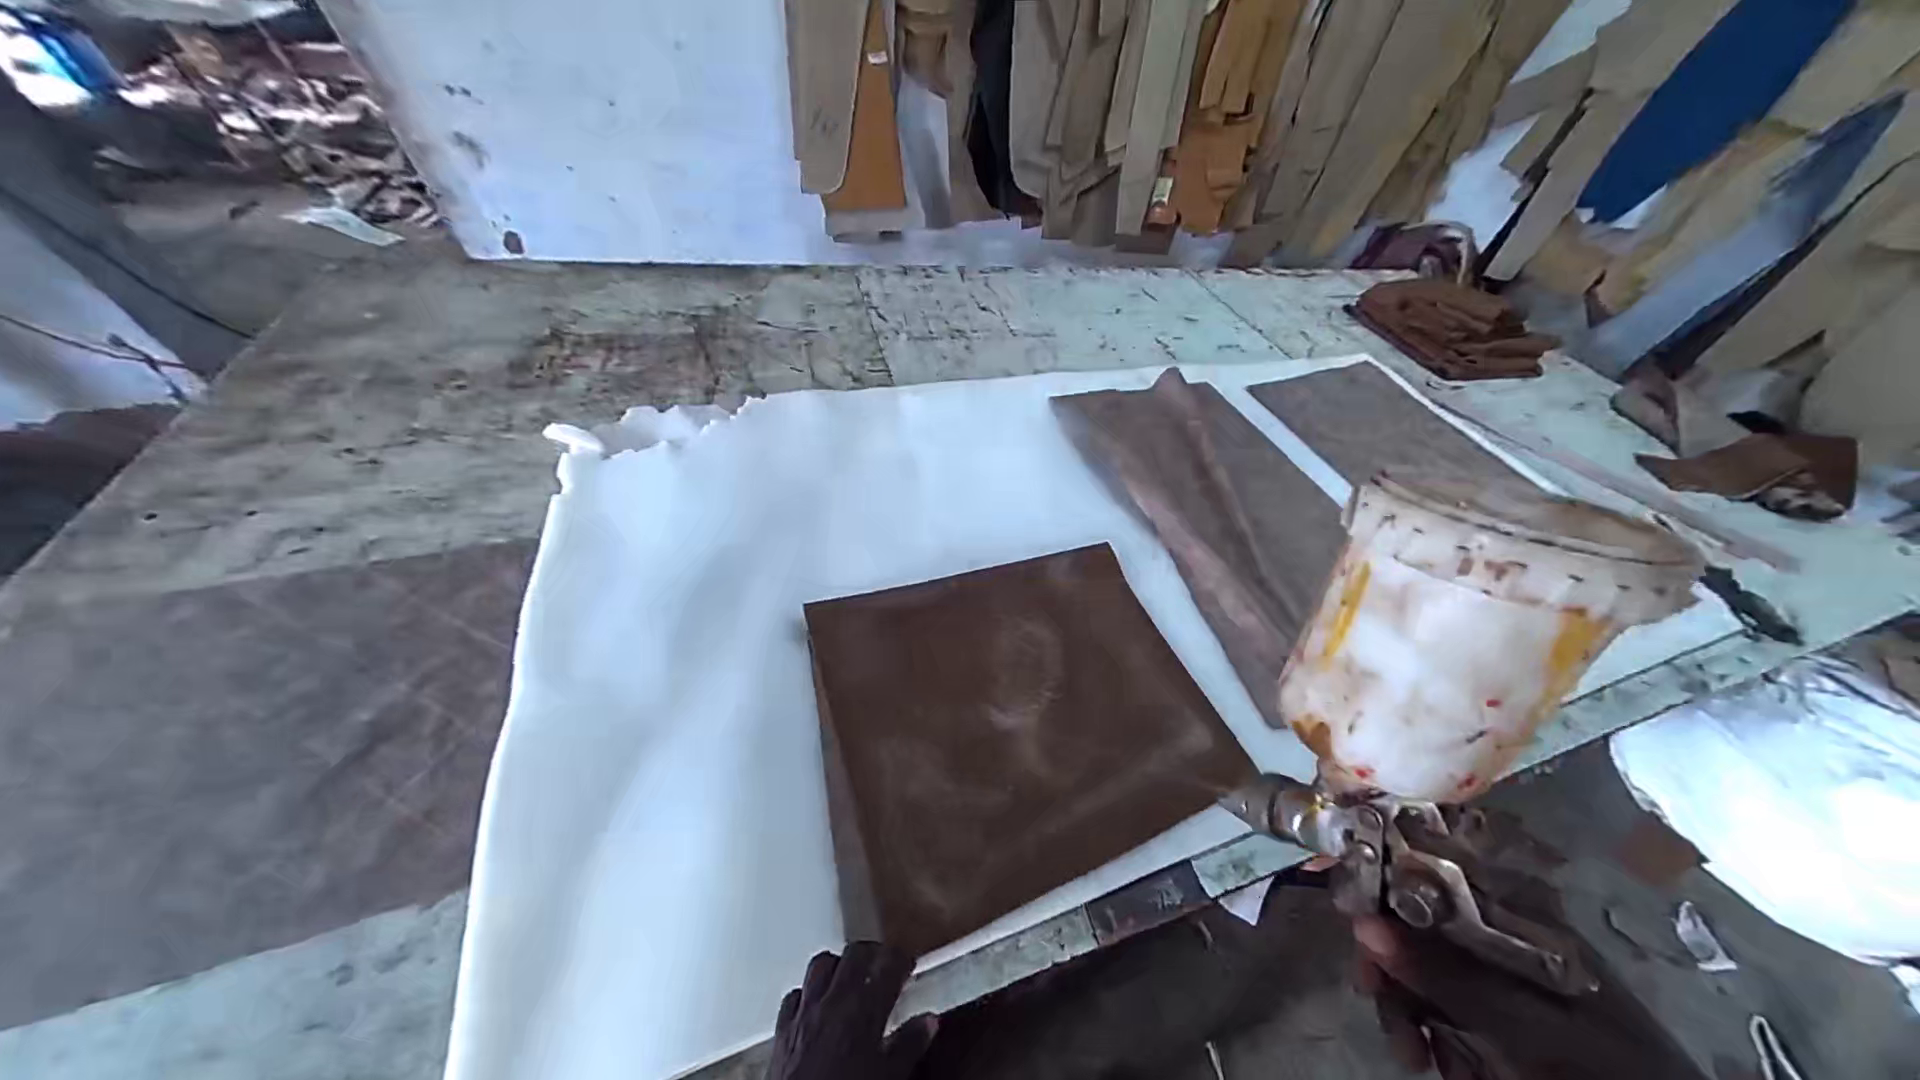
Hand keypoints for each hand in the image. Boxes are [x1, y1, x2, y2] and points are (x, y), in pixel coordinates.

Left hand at [767, 941, 937, 1079]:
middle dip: (871, 952)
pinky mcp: (783, 1029)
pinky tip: (813, 1002)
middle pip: (855, 953)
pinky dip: (806, 992)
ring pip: (821, 964)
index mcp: (864, 1009)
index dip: (902, 958)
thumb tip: (928, 1024)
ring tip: (847, 973)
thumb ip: (909, 1045)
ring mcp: (806, 1011)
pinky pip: (794, 995)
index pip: (889, 965)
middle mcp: (835, 1000)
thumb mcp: (888, 1077)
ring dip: (836, 965)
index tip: (908, 961)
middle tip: (881, 962)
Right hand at [1352, 914, 1700, 1079]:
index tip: (1352, 914)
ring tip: (1408, 1050)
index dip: (1384, 884)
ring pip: (1417, 962)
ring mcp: (1496, 974)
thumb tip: (1359, 922)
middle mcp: (1502, 932)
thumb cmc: (1604, 1074)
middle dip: (1388, 958)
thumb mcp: (1526, 1028)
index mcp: (1520, 915)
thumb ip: (1445, 975)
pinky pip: (1433, 1000)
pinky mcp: (1492, 1012)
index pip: (1434, 872)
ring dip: (1399, 1002)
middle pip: (1416, 920)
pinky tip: (1427, 1057)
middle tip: (1369, 990)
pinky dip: (1421, 1027)